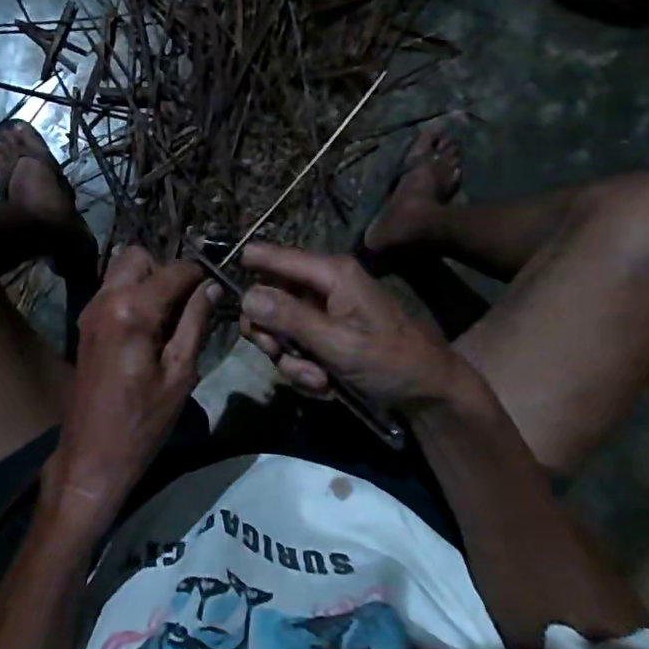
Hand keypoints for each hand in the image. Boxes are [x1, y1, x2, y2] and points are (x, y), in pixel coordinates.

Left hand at [48, 247, 216, 520]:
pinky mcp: (85, 324)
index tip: (215, 290)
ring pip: (122, 270)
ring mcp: (90, 310)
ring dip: (147, 281)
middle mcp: (106, 299)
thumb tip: (210, 288)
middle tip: (185, 304)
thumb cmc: (143, 421)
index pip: (174, 270)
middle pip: (139, 257)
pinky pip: (111, 290)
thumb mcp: (180, 373)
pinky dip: (132, 294)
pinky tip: (149, 328)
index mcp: (132, 311)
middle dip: (166, 271)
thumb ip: (195, 323)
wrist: (93, 453)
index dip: (200, 275)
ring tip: (169, 317)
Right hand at [236, 242, 485, 412]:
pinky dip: (304, 369)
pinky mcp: (325, 334)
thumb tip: (246, 296)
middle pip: (268, 298)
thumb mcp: (338, 343)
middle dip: (271, 334)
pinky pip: (295, 347)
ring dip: (290, 359)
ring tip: (317, 380)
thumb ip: (290, 318)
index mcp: (331, 273)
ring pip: (279, 329)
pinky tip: (325, 385)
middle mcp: (323, 285)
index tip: (220, 290)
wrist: (428, 392)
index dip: (245, 268)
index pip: (273, 256)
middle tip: (279, 354)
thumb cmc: (390, 360)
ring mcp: (323, 311)